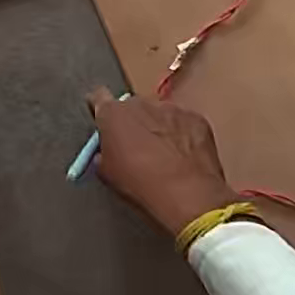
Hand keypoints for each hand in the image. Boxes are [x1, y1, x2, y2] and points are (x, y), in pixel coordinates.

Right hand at [86, 89, 239, 237]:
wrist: (189, 198)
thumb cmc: (141, 185)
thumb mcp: (107, 172)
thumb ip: (103, 151)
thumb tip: (107, 150)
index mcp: (112, 112)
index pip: (98, 96)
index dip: (101, 109)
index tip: (105, 122)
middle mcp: (139, 103)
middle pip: (131, 106)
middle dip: (133, 121)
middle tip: (138, 146)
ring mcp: (170, 108)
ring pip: (159, 113)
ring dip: (158, 127)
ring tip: (166, 154)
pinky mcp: (196, 118)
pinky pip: (184, 122)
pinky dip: (183, 134)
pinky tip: (185, 156)